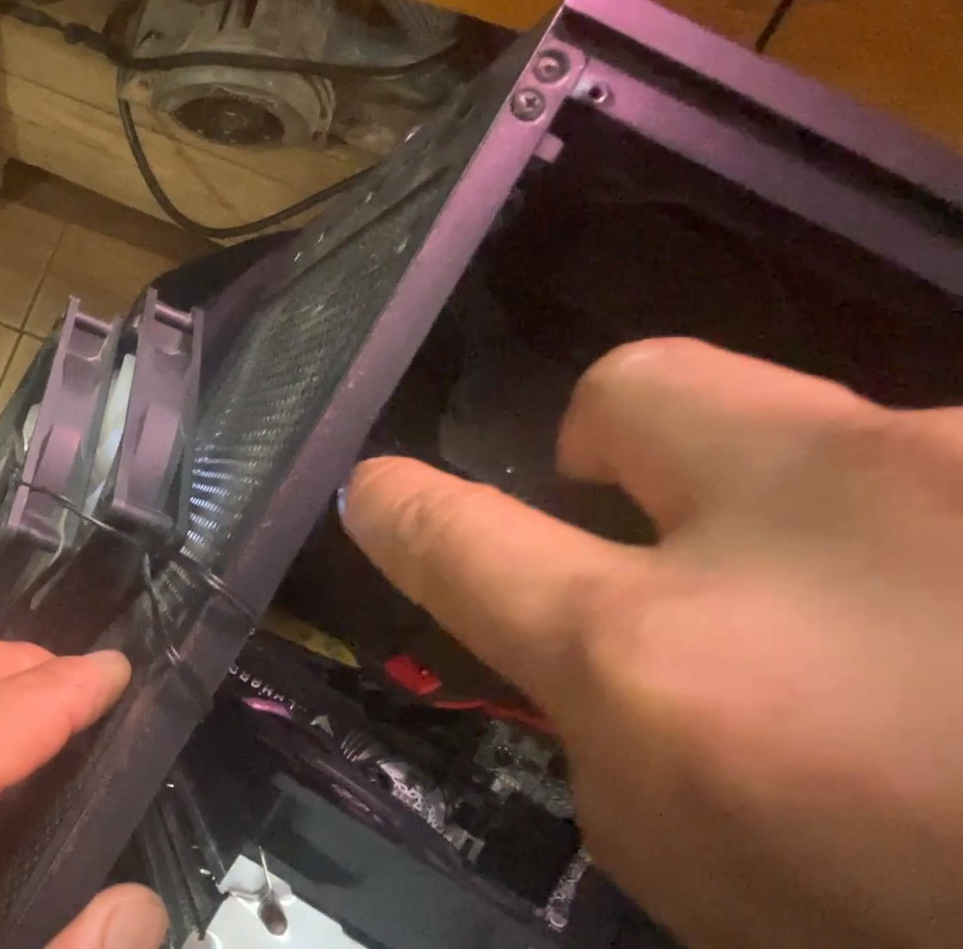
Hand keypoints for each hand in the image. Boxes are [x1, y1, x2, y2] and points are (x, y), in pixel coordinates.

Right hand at [343, 337, 962, 948]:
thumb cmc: (921, 915)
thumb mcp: (724, 884)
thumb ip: (626, 756)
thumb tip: (602, 675)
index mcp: (678, 660)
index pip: (463, 542)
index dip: (404, 510)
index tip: (379, 489)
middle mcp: (823, 521)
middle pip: (639, 387)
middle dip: (611, 435)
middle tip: (651, 509)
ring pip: (856, 445)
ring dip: (849, 525)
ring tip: (931, 638)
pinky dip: (956, 550)